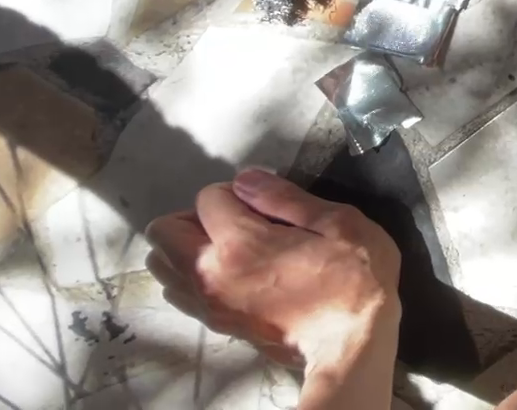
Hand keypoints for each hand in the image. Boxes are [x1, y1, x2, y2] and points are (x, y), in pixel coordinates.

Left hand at [144, 168, 400, 371]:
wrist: (348, 337)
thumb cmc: (354, 272)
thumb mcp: (339, 222)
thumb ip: (289, 199)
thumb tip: (247, 178)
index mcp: (241, 243)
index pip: (208, 198)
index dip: (240, 189)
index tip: (271, 198)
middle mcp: (207, 271)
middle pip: (164, 231)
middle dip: (199, 215)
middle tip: (247, 219)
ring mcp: (204, 301)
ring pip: (162, 262)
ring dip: (190, 244)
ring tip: (239, 245)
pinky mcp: (210, 320)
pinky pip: (176, 288)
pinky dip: (193, 271)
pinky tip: (237, 271)